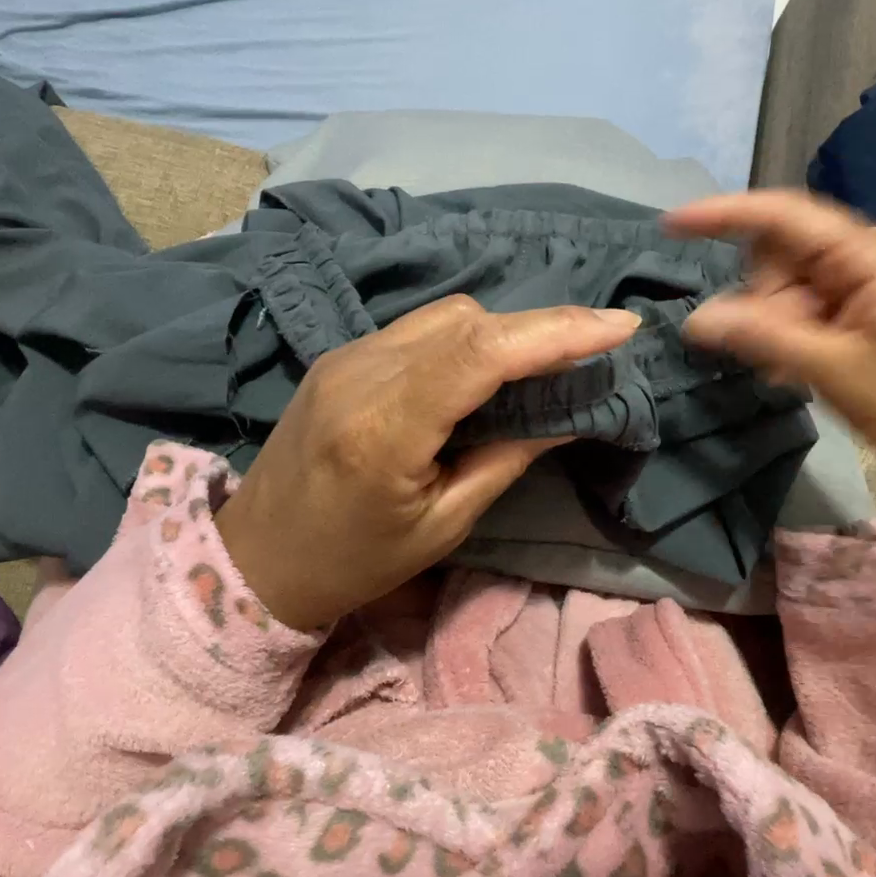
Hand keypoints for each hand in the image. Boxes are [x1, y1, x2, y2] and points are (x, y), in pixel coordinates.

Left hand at [213, 296, 642, 629]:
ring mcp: (345, 357)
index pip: (481, 353)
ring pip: (444, 315)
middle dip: (539, 328)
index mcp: (385, 428)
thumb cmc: (354, 561)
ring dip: (502, 331)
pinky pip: (418, 328)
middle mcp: (361, 373)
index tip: (619, 327)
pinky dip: (465, 338)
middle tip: (592, 349)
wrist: (256, 556)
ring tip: (542, 364)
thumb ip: (506, 458)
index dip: (556, 331)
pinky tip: (485, 370)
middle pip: (468, 320)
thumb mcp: (442, 524)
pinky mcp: (340, 356)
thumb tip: (566, 412)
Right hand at [667, 190, 875, 547]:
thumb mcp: (837, 371)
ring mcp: (862, 287)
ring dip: (771, 325)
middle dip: (760, 299)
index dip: (725, 214)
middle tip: (774, 351)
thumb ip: (765, 338)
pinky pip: (801, 311)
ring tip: (793, 370)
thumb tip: (696, 320)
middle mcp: (864, 258)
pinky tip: (799, 372)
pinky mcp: (857, 314)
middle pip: (779, 255)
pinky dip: (786, 337)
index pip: (786, 215)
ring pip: (783, 287)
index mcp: (870, 255)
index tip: (672, 225)